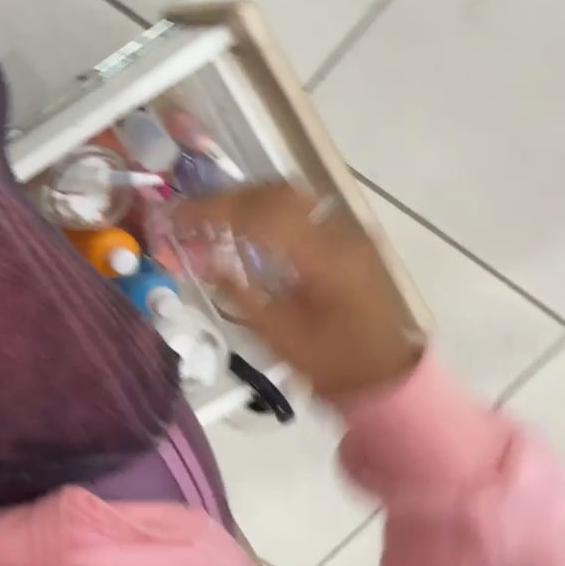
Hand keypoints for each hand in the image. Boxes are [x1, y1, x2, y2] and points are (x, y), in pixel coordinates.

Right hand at [173, 184, 422, 400]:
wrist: (385, 372)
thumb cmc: (328, 360)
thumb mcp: (275, 332)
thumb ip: (238, 290)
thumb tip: (200, 258)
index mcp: (325, 260)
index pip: (263, 215)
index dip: (215, 210)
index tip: (179, 217)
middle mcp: (341, 235)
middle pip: (277, 193)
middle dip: (228, 199)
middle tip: (191, 216)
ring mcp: (348, 232)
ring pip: (289, 194)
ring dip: (245, 200)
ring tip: (212, 219)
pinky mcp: (346, 236)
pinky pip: (300, 208)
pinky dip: (264, 208)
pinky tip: (243, 226)